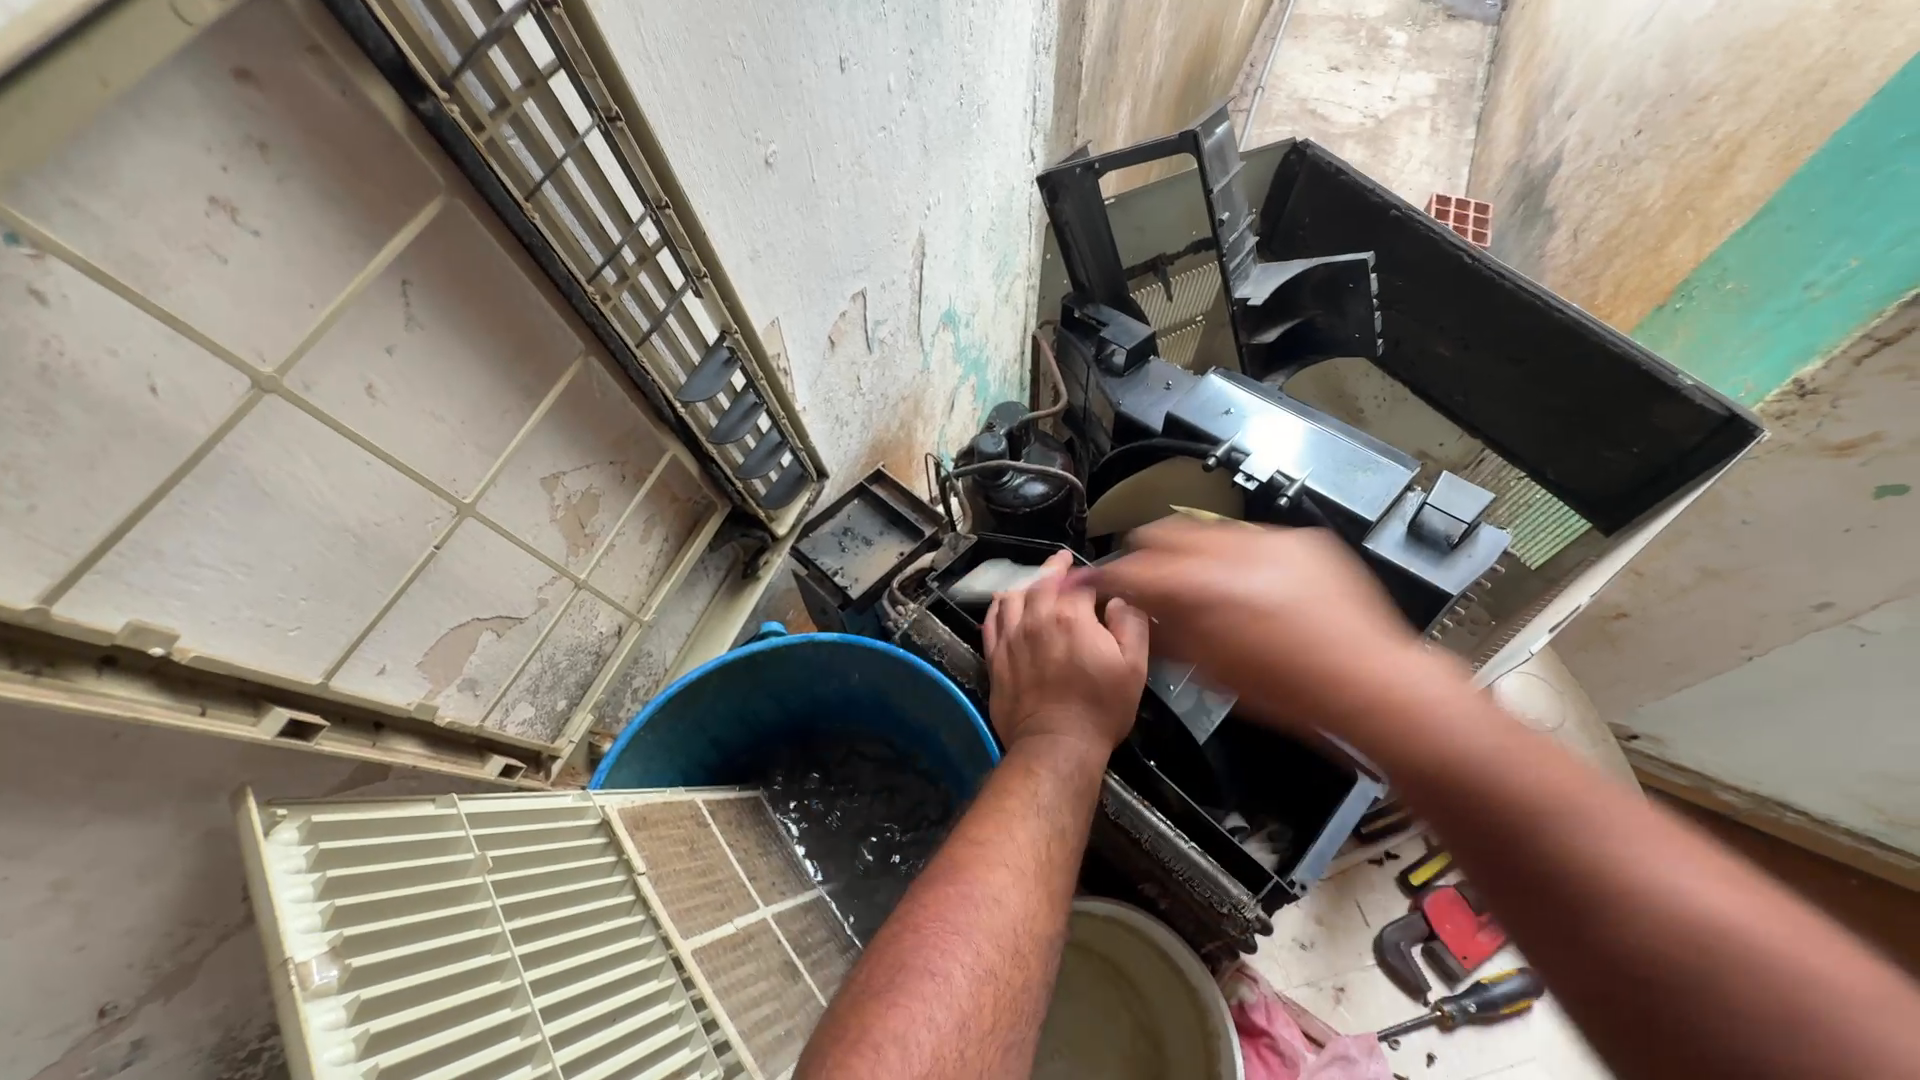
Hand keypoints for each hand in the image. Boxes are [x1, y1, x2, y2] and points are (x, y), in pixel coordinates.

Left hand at [983, 550, 1149, 757]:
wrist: (1057, 744)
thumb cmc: (1100, 708)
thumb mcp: (1134, 667)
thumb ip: (1130, 625)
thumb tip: (1117, 601)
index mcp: (1072, 617)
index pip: (1079, 583)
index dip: (1088, 577)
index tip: (1094, 577)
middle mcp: (1036, 619)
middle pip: (1042, 582)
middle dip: (1054, 568)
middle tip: (1061, 560)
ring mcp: (1011, 637)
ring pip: (1013, 596)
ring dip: (1026, 584)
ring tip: (1034, 581)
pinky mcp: (995, 657)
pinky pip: (992, 621)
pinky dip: (998, 606)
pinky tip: (1004, 602)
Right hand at [1068, 519, 1431, 735]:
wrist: (1368, 685)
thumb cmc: (1295, 692)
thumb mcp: (1210, 671)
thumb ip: (1165, 634)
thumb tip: (1139, 615)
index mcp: (1203, 590)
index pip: (1130, 569)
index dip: (1105, 577)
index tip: (1095, 581)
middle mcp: (1233, 554)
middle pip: (1160, 533)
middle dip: (1145, 556)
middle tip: (1146, 582)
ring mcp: (1270, 542)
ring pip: (1202, 529)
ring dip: (1188, 553)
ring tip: (1199, 585)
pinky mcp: (1300, 541)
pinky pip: (1248, 536)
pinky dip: (1233, 556)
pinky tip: (1244, 586)